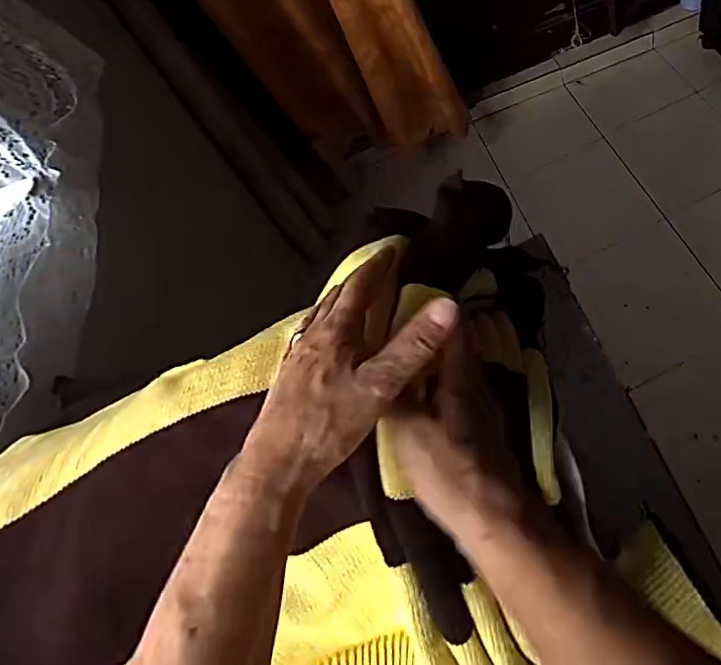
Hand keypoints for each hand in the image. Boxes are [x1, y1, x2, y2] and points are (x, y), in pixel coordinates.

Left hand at [237, 249, 457, 496]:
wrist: (273, 470)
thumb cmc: (326, 425)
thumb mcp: (380, 384)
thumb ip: (414, 344)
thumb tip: (447, 304)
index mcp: (334, 333)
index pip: (358, 288)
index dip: (377, 266)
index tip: (393, 249)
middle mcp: (312, 339)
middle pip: (336, 298)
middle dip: (359, 279)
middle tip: (379, 267)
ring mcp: (297, 360)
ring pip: (321, 317)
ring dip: (340, 301)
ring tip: (354, 296)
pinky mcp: (290, 381)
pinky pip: (312, 338)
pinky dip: (327, 326)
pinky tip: (328, 341)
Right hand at [385, 321, 534, 536]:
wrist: (491, 512)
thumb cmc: (448, 469)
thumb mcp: (409, 433)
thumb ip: (397, 397)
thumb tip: (383, 368)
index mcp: (461, 377)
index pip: (455, 329)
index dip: (439, 310)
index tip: (418, 296)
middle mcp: (478, 382)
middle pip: (460, 347)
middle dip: (437, 334)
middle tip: (408, 325)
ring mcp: (486, 404)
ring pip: (462, 369)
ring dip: (441, 359)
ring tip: (412, 358)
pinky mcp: (485, 426)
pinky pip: (464, 390)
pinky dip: (447, 384)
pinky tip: (430, 396)